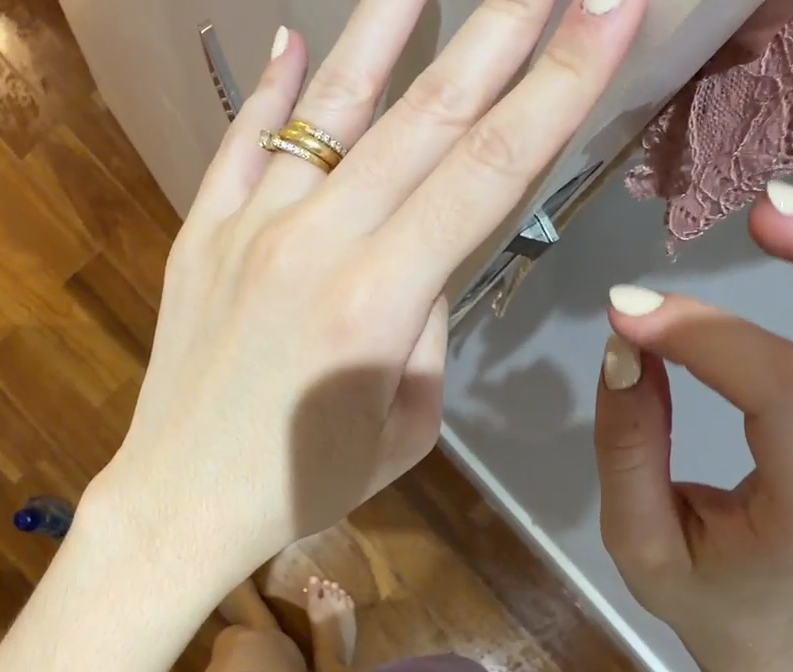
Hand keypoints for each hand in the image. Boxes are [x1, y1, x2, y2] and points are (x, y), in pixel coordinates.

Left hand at [97, 0, 646, 591]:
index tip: (611, 9)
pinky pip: (243, 146)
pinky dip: (273, 94)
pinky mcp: (199, 235)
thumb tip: (424, 262)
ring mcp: (248, 229)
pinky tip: (294, 45)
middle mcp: (315, 244)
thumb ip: (425, 330)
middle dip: (504, 32)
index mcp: (378, 302)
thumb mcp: (403, 428)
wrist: (180, 501)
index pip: (488, 171)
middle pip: (426, 117)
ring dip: (387, 28)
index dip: (560, 84)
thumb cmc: (303, 484)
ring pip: (331, 109)